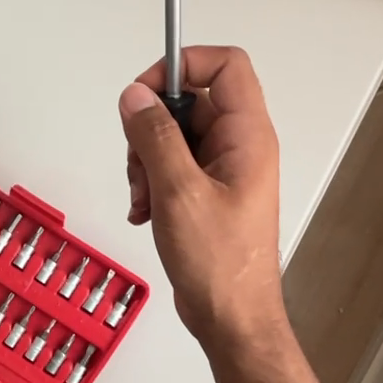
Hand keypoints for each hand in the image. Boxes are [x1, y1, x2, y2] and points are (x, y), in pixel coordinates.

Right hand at [121, 47, 285, 346]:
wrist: (231, 318)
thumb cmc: (218, 262)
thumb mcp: (178, 192)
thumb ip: (154, 137)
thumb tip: (135, 96)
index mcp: (247, 135)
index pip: (224, 65)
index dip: (181, 66)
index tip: (145, 94)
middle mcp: (239, 146)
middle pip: (189, 103)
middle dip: (150, 129)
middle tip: (138, 163)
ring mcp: (222, 171)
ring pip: (173, 137)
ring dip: (145, 162)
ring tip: (141, 196)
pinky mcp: (206, 193)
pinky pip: (172, 167)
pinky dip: (150, 183)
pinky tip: (143, 211)